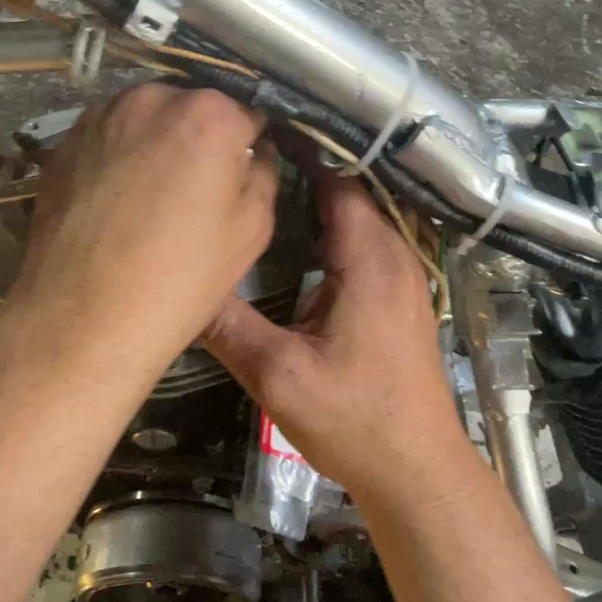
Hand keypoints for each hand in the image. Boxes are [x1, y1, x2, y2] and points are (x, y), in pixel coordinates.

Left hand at [8, 85, 278, 363]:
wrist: (83, 317)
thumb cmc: (180, 277)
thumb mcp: (252, 229)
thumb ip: (264, 172)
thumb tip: (255, 150)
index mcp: (209, 114)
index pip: (247, 110)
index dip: (249, 140)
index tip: (243, 167)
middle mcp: (153, 98)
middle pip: (192, 107)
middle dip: (200, 135)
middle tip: (197, 185)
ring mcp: (102, 116)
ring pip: (147, 117)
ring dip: (157, 141)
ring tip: (152, 193)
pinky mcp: (64, 140)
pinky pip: (108, 135)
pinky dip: (119, 153)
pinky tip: (117, 198)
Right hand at [201, 169, 463, 493]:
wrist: (417, 471)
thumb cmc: (356, 421)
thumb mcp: (278, 376)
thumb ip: (229, 326)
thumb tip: (184, 284)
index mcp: (371, 260)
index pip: (339, 181)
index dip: (303, 150)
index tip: (262, 129)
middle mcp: (397, 255)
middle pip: (354, 190)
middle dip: (310, 165)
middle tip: (256, 151)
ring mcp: (406, 276)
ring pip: (365, 214)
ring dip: (325, 194)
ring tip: (272, 180)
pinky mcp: (402, 297)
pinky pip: (370, 239)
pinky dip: (338, 223)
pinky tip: (303, 234)